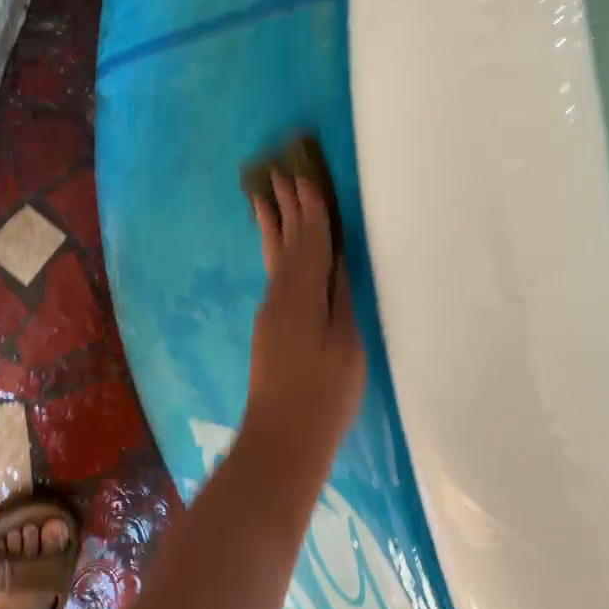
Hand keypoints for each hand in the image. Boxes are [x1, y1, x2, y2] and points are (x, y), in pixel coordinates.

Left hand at [243, 170, 365, 460]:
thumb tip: (335, 259)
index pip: (310, 240)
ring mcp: (271, 310)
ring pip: (274, 255)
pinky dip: (274, 248)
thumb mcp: (345, 345)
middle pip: (286, 240)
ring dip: (273, 223)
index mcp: (303, 295)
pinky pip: (273, 272)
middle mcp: (281, 295)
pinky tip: (275, 245)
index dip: (310, 208)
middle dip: (286, 205)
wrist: (282, 438)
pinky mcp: (270, 326)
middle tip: (279, 170)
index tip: (304, 174)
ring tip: (263, 194)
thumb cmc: (325, 396)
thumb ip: (339, 298)